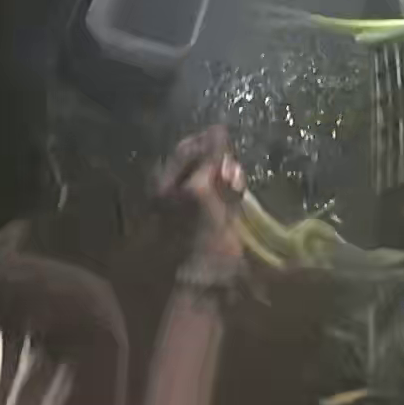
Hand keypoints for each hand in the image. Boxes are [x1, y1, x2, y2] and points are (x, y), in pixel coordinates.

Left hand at [156, 127, 245, 264]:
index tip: (225, 135)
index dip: (206, 141)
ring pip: (217, 172)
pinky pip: (225, 187)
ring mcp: (196, 200)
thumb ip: (209, 159)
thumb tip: (217, 129)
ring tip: (234, 183)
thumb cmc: (200, 232)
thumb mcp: (201, 190)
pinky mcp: (213, 210)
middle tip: (229, 170)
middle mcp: (177, 188)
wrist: (210, 275)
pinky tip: (237, 191)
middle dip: (219, 160)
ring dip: (228, 173)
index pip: (187, 149)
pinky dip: (233, 186)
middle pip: (203, 159)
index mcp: (166, 182)